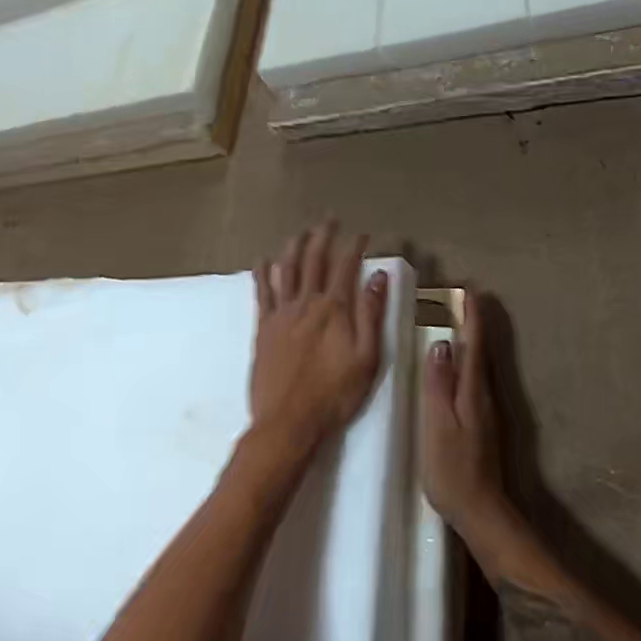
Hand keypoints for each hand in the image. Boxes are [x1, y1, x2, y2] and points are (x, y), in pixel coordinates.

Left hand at [248, 222, 388, 452]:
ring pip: (286, 270)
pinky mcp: (263, 329)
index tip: (362, 234)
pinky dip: (262, 273)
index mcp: (334, 309)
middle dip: (323, 236)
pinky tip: (262, 261)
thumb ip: (371, 315)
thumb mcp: (367, 358)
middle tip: (329, 219)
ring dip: (294, 247)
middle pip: (314, 260)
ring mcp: (281, 314)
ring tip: (300, 232)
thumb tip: (378, 277)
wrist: (288, 421)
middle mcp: (306, 303)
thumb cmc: (335, 394)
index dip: (355, 247)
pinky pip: (262, 293)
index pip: (346, 267)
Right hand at [422, 294, 517, 541]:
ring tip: (460, 321)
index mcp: (472, 392)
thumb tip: (442, 343)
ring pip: (479, 365)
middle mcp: (484, 396)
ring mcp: (485, 411)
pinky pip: (475, 380)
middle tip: (463, 298)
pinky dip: (469, 362)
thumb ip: (439, 384)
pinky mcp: (482, 424)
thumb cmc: (452, 470)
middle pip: (481, 351)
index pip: (474, 346)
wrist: (481, 511)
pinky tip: (458, 366)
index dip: (472, 318)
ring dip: (473, 341)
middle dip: (474, 323)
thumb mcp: (438, 425)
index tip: (470, 291)